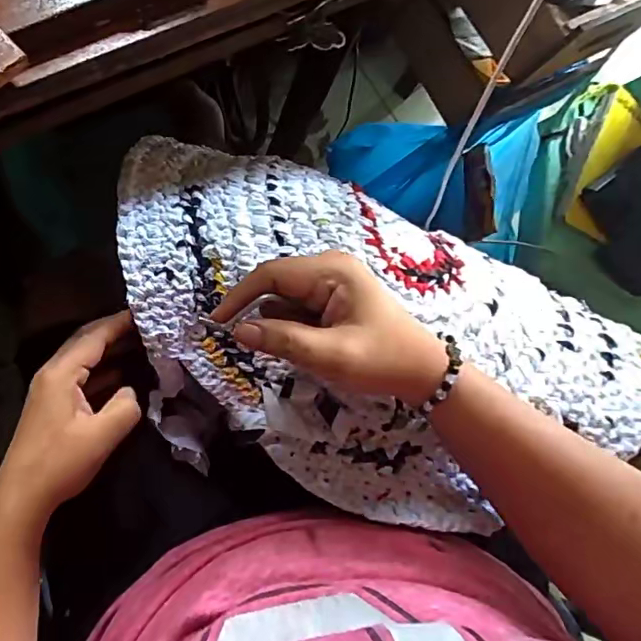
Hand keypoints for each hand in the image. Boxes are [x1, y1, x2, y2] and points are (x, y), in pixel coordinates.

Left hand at [0, 311, 142, 523]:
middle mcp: (52, 374)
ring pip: (83, 360)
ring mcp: (50, 389)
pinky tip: (121, 375)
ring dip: (109, 351)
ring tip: (140, 344)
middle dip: (115, 331)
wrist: (22, 494)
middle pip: (85, 342)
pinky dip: (102, 371)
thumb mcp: (101, 436)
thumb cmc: (60, 463)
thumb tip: (130, 392)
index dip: (119, 323)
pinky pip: (80, 377)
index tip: (144, 312)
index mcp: (61, 373)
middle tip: (146, 325)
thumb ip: (125, 407)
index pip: (94, 337)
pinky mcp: (52, 405)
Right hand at [213, 253, 450, 402]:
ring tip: (301, 352)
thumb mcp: (330, 356)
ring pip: (284, 299)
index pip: (270, 274)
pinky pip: (297, 308)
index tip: (217, 322)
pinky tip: (308, 348)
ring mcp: (331, 282)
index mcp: (331, 271)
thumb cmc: (382, 360)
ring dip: (278, 324)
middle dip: (258, 313)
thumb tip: (238, 332)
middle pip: (275, 285)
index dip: (239, 297)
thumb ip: (282, 341)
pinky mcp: (332, 298)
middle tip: (246, 344)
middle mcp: (329, 268)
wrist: (424, 372)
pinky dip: (290, 328)